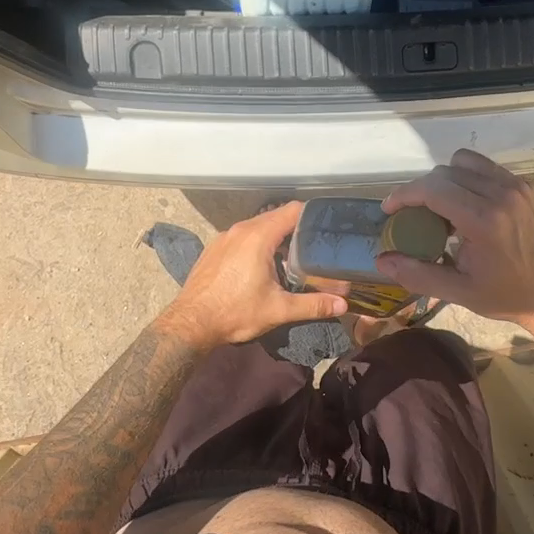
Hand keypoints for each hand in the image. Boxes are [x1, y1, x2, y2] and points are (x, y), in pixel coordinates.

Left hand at [155, 202, 347, 348]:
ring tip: (294, 256)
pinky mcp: (215, 247)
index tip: (327, 226)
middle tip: (316, 244)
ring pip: (258, 226)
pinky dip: (257, 242)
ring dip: (276, 236)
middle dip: (297, 228)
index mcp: (259, 236)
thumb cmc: (235, 312)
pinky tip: (263, 264)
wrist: (191, 324)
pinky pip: (243, 235)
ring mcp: (225, 237)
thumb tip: (343, 304)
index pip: (293, 210)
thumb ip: (313, 305)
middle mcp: (241, 229)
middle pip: (276, 216)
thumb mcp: (278, 310)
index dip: (313, 215)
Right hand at [376, 150, 533, 333]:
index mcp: (484, 220)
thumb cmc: (509, 297)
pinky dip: (469, 178)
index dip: (404, 194)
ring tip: (442, 208)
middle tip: (415, 216)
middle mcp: (500, 194)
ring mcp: (516, 186)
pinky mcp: (525, 187)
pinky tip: (466, 206)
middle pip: (445, 172)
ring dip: (446, 179)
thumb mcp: (460, 292)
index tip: (389, 209)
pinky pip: (486, 168)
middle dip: (423, 190)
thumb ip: (418, 274)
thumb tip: (382, 261)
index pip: (433, 189)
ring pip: (465, 162)